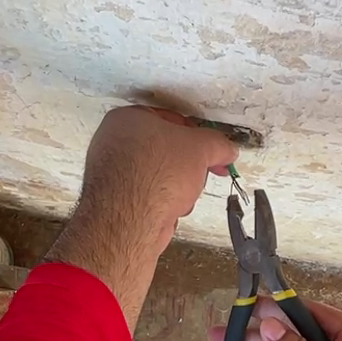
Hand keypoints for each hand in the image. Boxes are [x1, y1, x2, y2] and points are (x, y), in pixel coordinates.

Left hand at [72, 106, 235, 235]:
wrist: (132, 220)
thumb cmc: (150, 177)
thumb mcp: (200, 148)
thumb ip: (217, 144)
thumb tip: (225, 148)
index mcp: (128, 120)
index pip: (170, 120)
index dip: (196, 135)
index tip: (212, 147)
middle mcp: (116, 146)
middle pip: (167, 152)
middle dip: (188, 166)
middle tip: (202, 171)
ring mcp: (117, 177)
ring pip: (162, 179)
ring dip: (179, 188)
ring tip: (182, 193)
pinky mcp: (122, 205)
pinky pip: (154, 200)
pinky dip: (166, 206)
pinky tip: (170, 209)